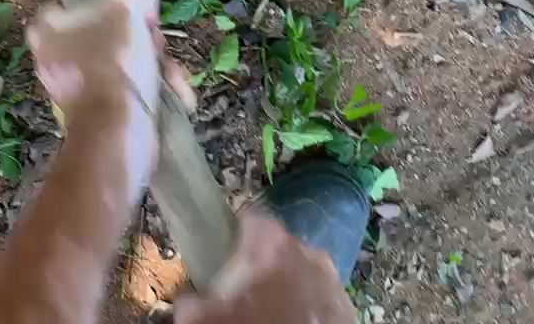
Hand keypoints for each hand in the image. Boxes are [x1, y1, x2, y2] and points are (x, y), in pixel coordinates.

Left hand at [26, 0, 186, 203]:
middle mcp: (54, 58)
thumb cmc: (113, 64)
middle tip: (157, 45)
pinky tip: (174, 94)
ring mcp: (75, 89)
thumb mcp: (127, 7)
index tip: (138, 14)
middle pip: (111, 32)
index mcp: (47, 29)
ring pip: (126, 60)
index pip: (80, 1)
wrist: (117, 135)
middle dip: (145, 38)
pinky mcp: (98, 113)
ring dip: (156, 65)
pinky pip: (128, 87)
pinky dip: (154, 88)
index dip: (115, 3)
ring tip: (171, 76)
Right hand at [174, 211, 354, 323]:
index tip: (222, 262)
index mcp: (270, 240)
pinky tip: (294, 320)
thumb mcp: (209, 317)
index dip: (232, 238)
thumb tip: (186, 299)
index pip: (247, 220)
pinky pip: (320, 293)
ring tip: (270, 311)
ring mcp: (330, 274)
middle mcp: (304, 245)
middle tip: (245, 295)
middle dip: (259, 266)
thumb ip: (190, 302)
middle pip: (273, 245)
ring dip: (286, 285)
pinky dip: (308, 304)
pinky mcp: (347, 303)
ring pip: (299, 269)